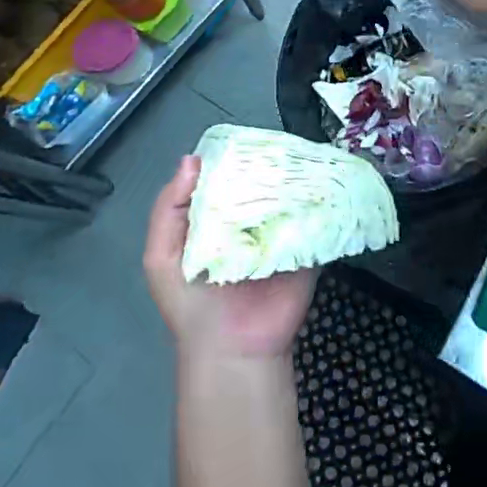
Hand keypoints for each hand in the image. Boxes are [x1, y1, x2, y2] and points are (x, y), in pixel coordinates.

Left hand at [143, 156, 316, 363]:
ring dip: (296, 178)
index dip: (231, 158)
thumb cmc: (191, 303)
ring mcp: (281, 232)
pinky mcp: (307, 246)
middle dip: (267, 164)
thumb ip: (168, 209)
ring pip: (290, 196)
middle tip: (279, 140)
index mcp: (215, 219)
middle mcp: (250, 220)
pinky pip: (315, 219)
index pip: (225, 180)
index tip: (243, 136)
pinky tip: (325, 181)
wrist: (232, 350)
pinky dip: (320, 201)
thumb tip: (192, 160)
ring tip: (306, 152)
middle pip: (261, 183)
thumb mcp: (161, 256)